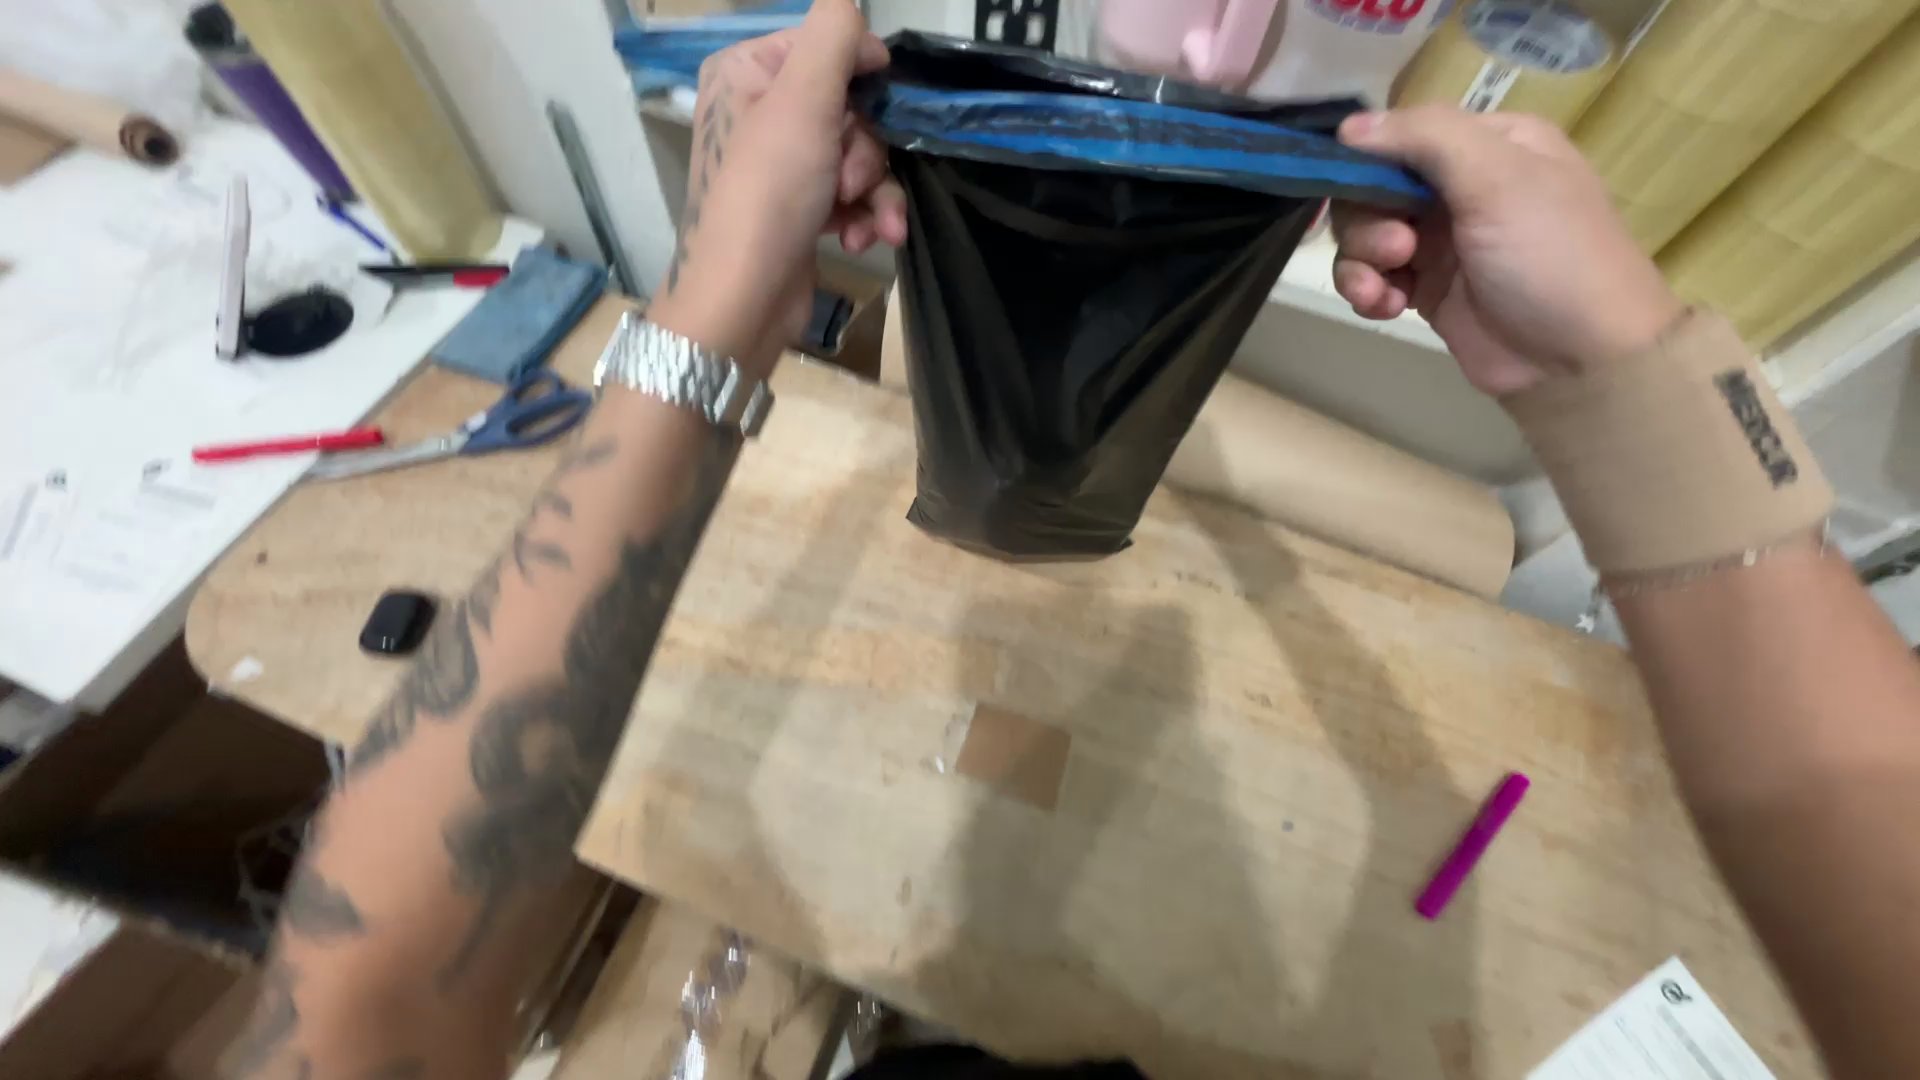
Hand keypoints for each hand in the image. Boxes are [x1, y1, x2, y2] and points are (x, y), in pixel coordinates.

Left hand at [647, 0, 908, 378]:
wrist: (745, 298)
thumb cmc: (768, 194)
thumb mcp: (801, 99)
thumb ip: (834, 37)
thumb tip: (860, 27)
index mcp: (747, 74)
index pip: (822, 47)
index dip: (859, 73)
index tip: (881, 100)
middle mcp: (762, 116)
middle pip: (847, 109)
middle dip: (865, 151)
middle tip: (849, 181)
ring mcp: (784, 170)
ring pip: (858, 159)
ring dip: (875, 192)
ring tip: (874, 225)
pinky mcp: (803, 214)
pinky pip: (850, 200)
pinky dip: (863, 220)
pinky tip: (862, 242)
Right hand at [1331, 107, 1684, 397]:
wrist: (1573, 357)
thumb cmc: (1548, 258)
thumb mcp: (1498, 180)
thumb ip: (1426, 139)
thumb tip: (1348, 126)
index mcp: (1487, 146)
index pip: (1400, 138)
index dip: (1368, 166)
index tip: (1361, 196)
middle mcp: (1457, 188)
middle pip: (1370, 192)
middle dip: (1367, 226)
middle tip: (1397, 251)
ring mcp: (1437, 241)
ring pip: (1361, 239)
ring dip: (1359, 267)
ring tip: (1382, 294)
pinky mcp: (1421, 287)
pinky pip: (1369, 279)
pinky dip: (1367, 294)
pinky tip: (1387, 309)